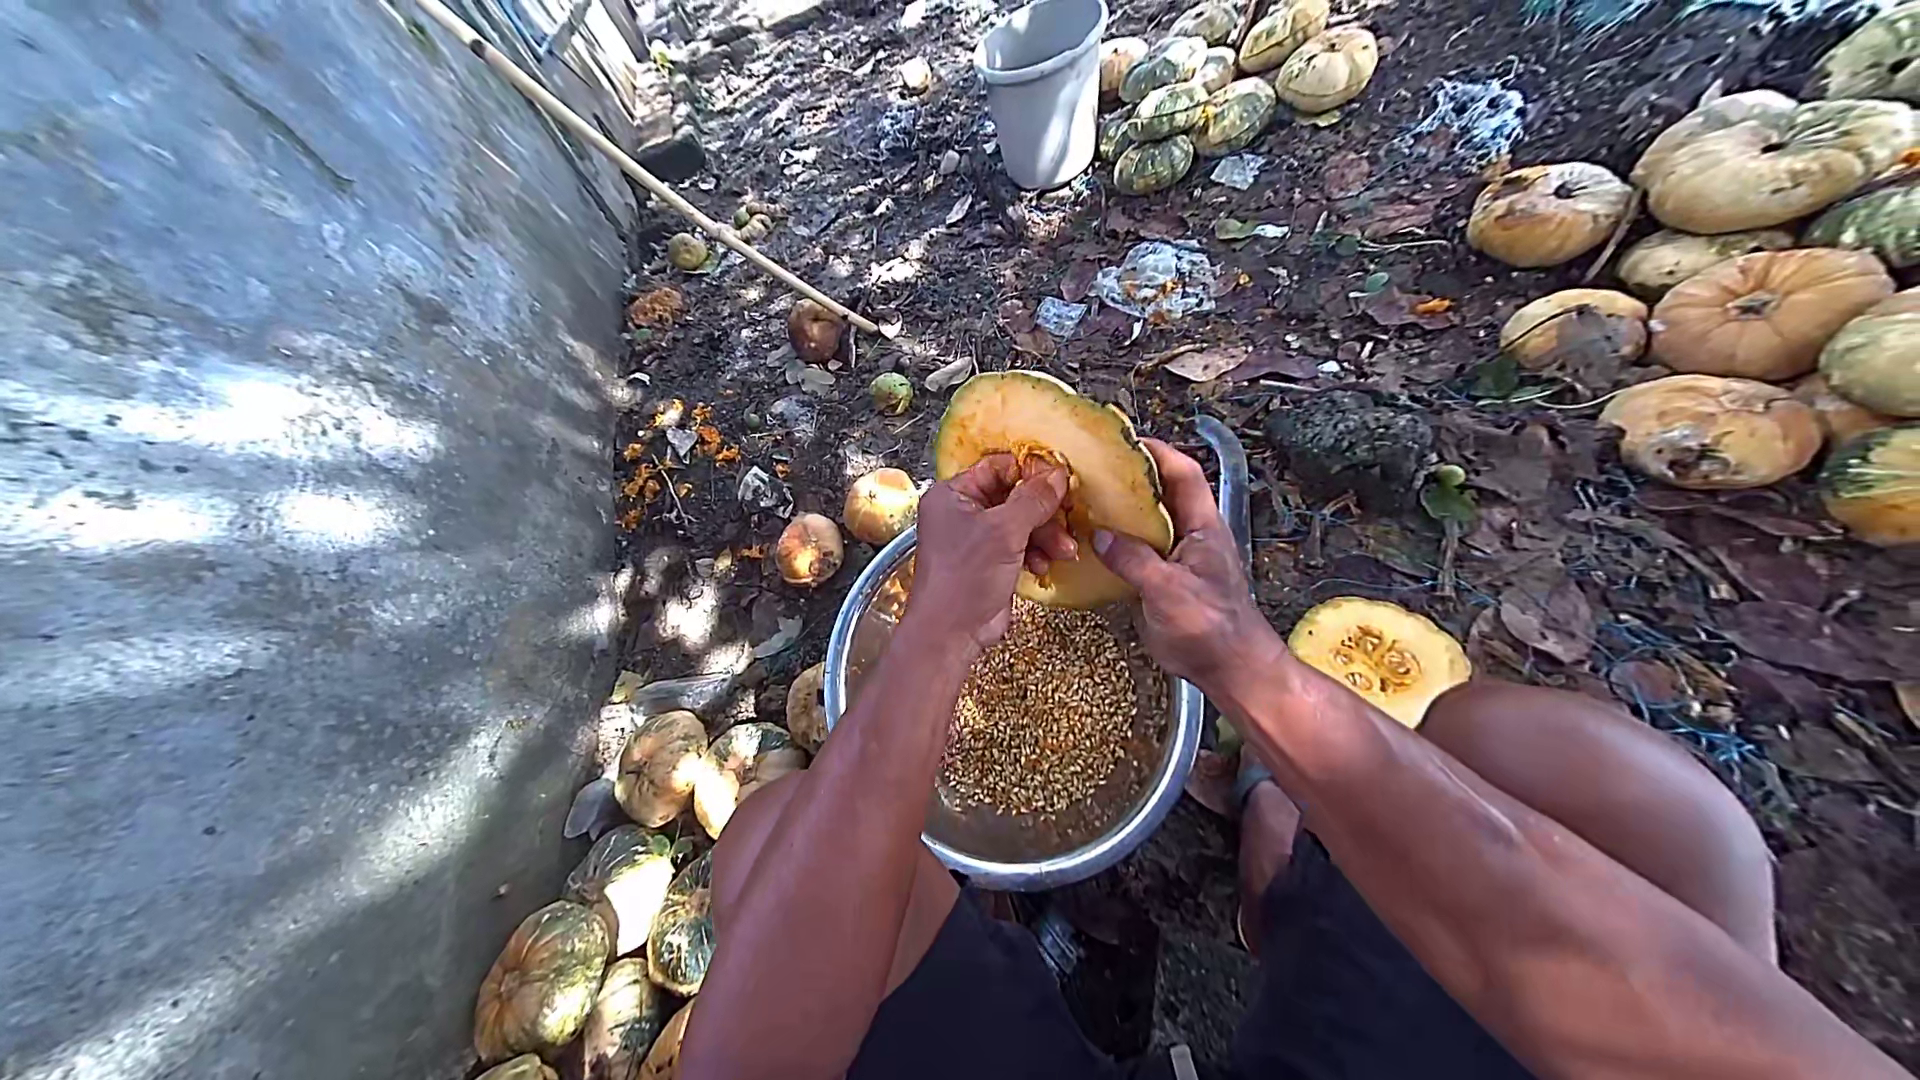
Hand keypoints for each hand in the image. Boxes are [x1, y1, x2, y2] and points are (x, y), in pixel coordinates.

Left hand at [908, 455, 1076, 648]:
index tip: (1057, 480)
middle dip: (1043, 512)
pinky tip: (1043, 565)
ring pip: (1021, 523)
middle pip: (1013, 496)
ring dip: (1045, 535)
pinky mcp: (990, 561)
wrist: (951, 632)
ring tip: (1063, 549)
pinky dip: (1036, 552)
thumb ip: (1033, 499)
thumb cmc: (963, 578)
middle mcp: (961, 513)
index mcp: (952, 495)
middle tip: (1066, 518)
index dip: (1028, 473)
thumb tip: (1056, 474)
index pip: (996, 468)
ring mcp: (975, 539)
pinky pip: (1020, 546)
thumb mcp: (1004, 531)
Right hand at [1092, 439, 1283, 688]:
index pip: (1184, 474)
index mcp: (1203, 527)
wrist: (1228, 668)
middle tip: (1093, 471)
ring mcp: (1175, 558)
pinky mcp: (1161, 580)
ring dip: (1119, 512)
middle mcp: (1189, 535)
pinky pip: (1135, 551)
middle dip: (1131, 478)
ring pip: (1145, 523)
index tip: (1126, 441)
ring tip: (1085, 502)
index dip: (1158, 452)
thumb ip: (1134, 561)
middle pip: (1160, 493)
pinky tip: (1090, 544)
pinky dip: (1115, 544)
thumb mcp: (1169, 591)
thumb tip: (1100, 536)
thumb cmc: (1211, 628)